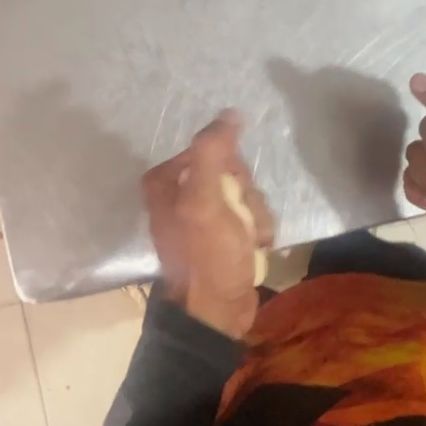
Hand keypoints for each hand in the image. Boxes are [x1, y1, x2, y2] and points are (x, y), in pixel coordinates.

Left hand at [143, 111, 274, 337]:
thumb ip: (213, 152)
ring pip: (248, 196)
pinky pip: (252, 218)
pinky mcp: (223, 237)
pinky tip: (253, 251)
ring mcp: (204, 217)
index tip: (231, 192)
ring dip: (256, 219)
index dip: (232, 171)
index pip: (215, 151)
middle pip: (234, 173)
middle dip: (247, 198)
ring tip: (248, 243)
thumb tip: (230, 113)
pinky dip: (258, 234)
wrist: (215, 312)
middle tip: (240, 222)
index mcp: (167, 179)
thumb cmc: (206, 255)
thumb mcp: (206, 200)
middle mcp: (181, 193)